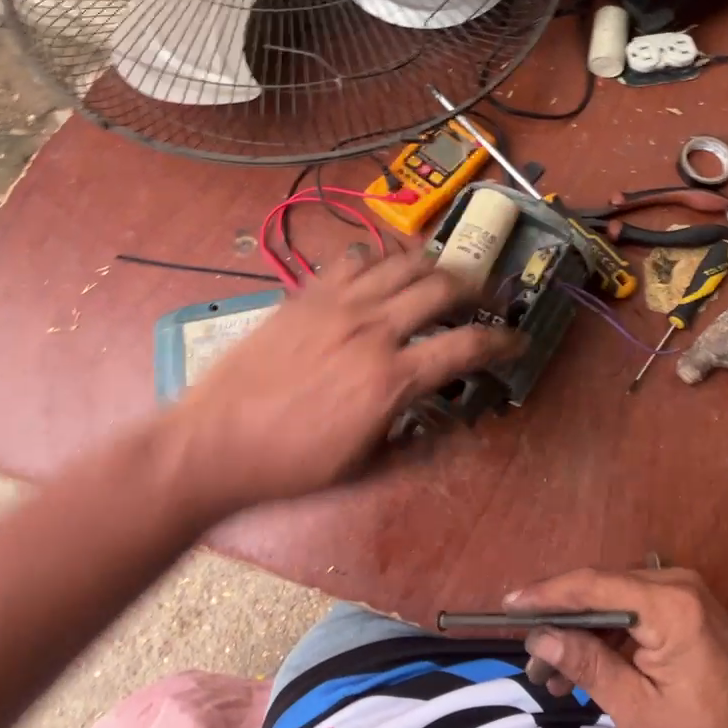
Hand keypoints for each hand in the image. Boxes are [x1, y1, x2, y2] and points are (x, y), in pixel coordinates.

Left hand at [167, 250, 519, 512]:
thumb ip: (417, 443)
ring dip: (435, 266)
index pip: (468, 346)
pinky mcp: (308, 294)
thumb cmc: (291, 466)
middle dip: (478, 290)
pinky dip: (383, 259)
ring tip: (443, 277)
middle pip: (444, 287)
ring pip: (404, 262)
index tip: (516, 342)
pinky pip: (357, 259)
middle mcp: (373, 330)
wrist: (211, 444)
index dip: (503, 342)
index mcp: (391, 380)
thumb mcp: (364, 468)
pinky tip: (387, 272)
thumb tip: (454, 428)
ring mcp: (338, 305)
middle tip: (486, 300)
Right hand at [505, 568, 727, 727]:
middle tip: (527, 653)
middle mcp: (677, 582)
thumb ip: (589, 667)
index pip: (595, 585)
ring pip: (614, 598)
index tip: (507, 604)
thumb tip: (541, 636)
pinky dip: (607, 634)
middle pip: (602, 587)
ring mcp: (684, 590)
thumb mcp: (639, 710)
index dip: (548, 593)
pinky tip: (583, 665)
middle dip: (561, 618)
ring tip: (549, 672)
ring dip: (582, 630)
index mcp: (670, 605)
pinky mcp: (686, 604)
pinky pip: (635, 609)